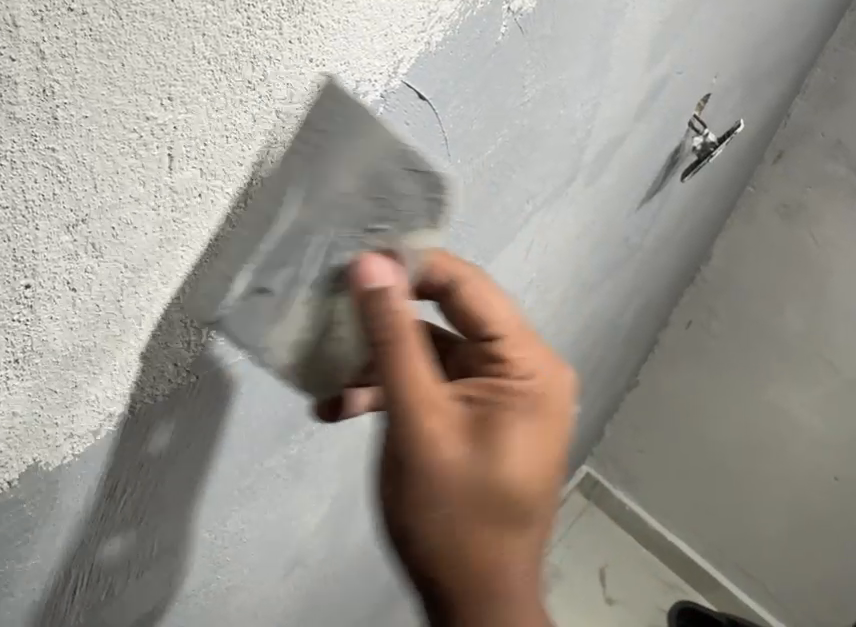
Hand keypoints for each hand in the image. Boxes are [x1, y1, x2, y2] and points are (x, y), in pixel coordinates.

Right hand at [317, 250, 576, 626]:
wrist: (471, 606)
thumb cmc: (452, 516)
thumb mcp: (417, 421)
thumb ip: (393, 338)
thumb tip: (370, 262)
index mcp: (527, 363)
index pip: (465, 286)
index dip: (409, 267)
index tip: (349, 263)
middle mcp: (520, 367)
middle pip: (444, 315)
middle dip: (384, 321)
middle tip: (330, 312)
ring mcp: (497, 392)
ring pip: (427, 348)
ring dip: (377, 363)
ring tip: (328, 380)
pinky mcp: (473, 413)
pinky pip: (428, 381)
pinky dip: (387, 390)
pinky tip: (339, 407)